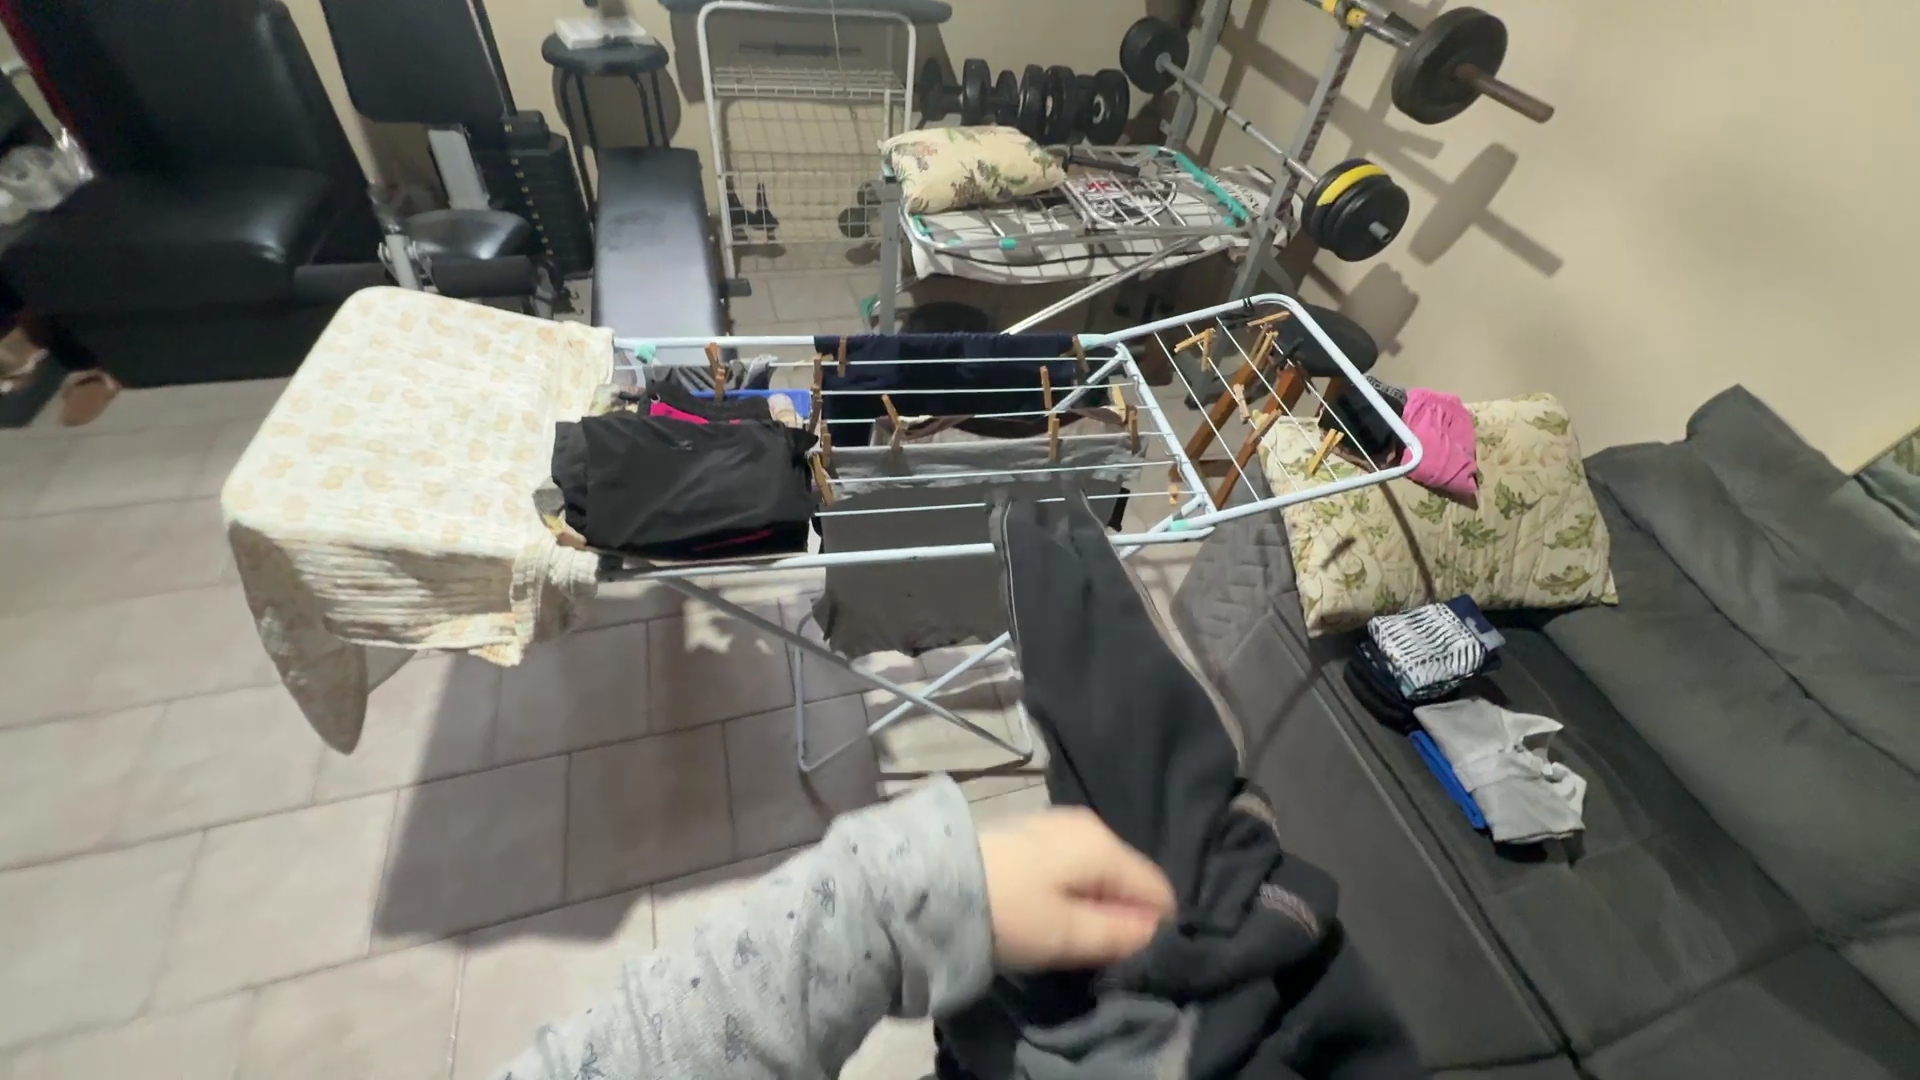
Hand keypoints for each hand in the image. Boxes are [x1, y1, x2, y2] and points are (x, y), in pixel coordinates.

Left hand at [977, 807, 1175, 970]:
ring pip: (1101, 870)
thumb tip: (1156, 930)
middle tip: (1095, 946)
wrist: (938, 882)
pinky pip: (1076, 862)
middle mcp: (1089, 824)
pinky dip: (1074, 886)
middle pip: (1129, 876)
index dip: (1152, 927)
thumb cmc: (1010, 912)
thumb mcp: (1068, 935)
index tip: (1129, 956)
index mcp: (1104, 846)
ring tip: (1069, 930)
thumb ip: (1119, 934)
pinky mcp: (1037, 830)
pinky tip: (1048, 906)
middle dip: (1122, 911)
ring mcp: (1061, 823)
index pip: (1158, 890)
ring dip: (1095, 901)